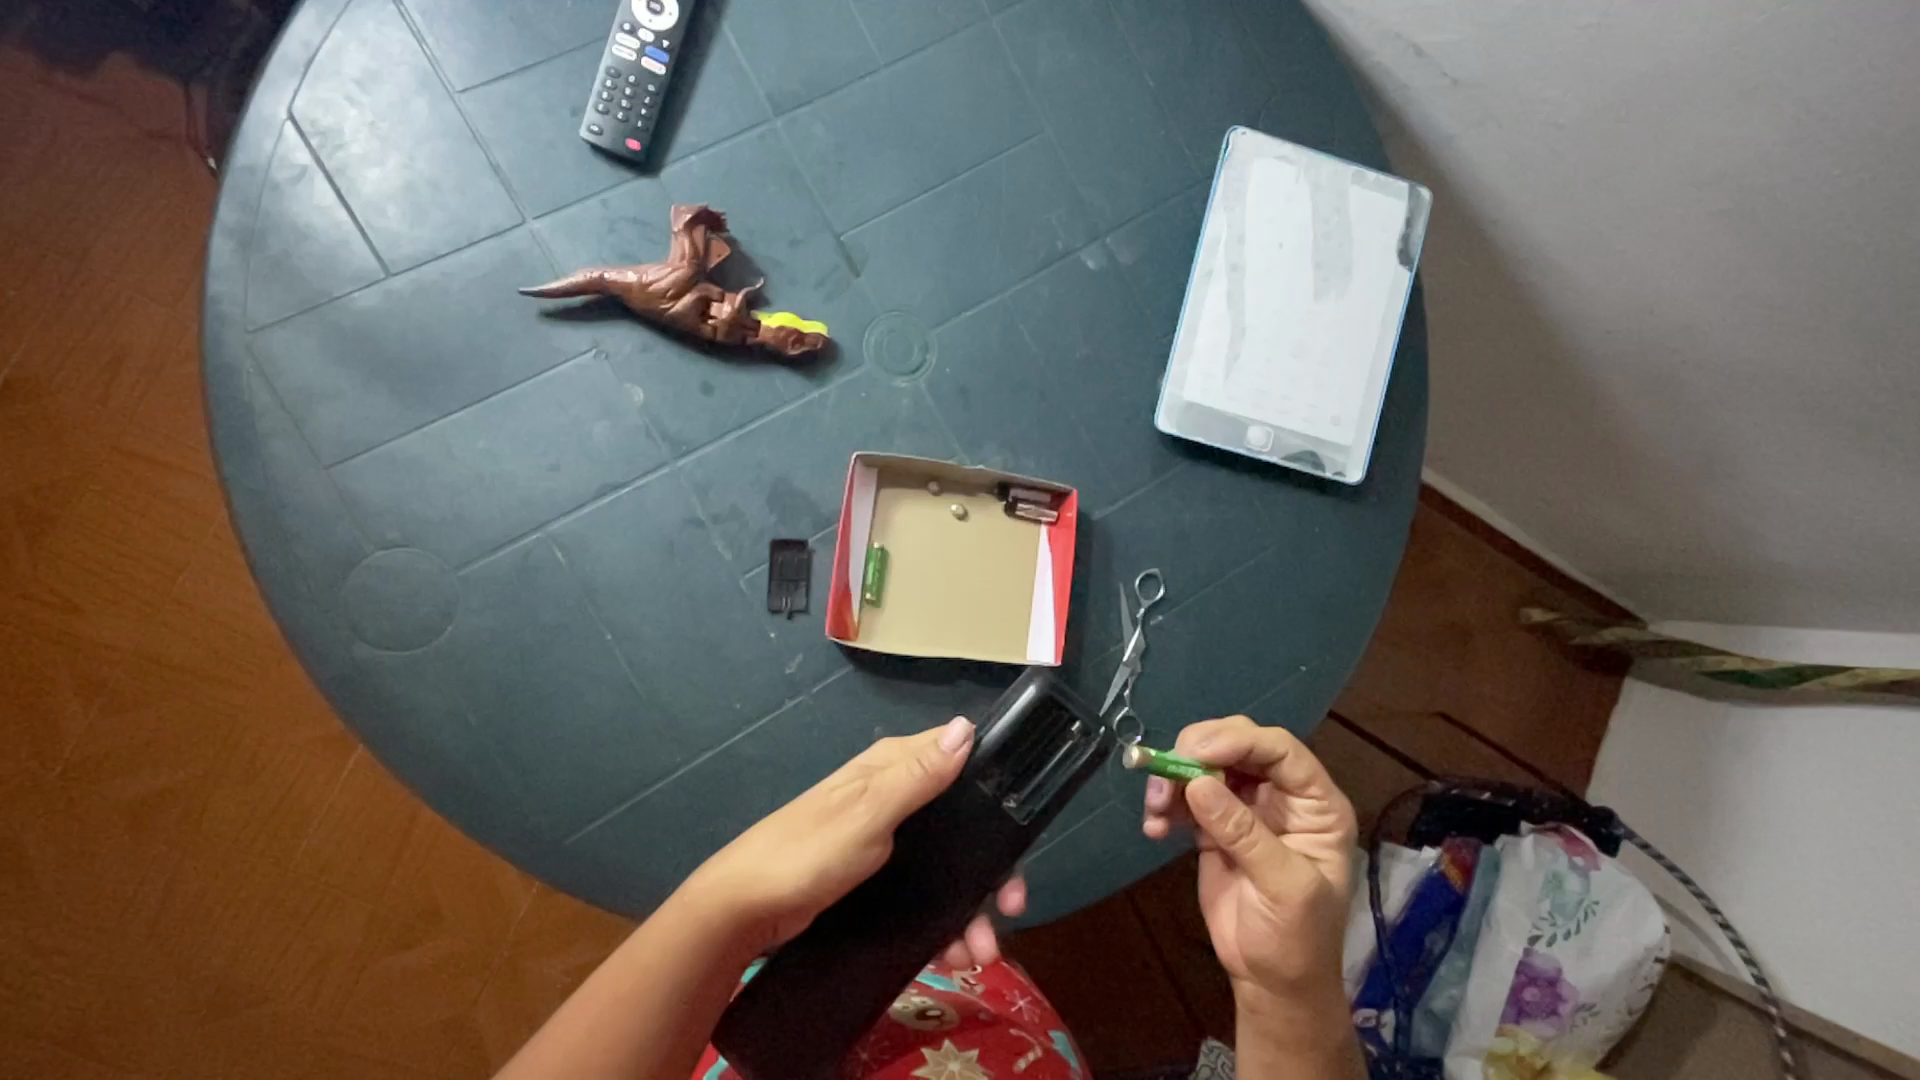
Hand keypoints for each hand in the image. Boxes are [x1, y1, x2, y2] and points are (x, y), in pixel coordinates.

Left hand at [684, 717, 1024, 963]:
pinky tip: (952, 951)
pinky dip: (944, 919)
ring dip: (971, 905)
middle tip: (1012, 906)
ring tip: (981, 951)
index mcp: (893, 767)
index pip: (959, 755)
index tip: (1024, 829)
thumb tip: (967, 727)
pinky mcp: (878, 875)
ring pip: (947, 863)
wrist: (746, 910)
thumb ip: (917, 775)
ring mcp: (886, 837)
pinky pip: (925, 892)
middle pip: (963, 820)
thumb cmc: (808, 852)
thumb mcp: (868, 812)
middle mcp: (894, 794)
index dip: (996, 786)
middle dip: (991, 866)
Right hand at [1140, 716, 1355, 1005]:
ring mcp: (1246, 806)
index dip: (1238, 741)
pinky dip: (1166, 803)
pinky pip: (1186, 794)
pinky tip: (1155, 827)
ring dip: (1173, 778)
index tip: (1195, 752)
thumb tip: (1197, 784)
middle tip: (1167, 772)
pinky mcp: (1214, 823)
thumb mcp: (1282, 887)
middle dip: (1197, 752)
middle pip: (1237, 745)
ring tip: (1155, 808)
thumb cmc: (1296, 938)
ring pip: (1205, 764)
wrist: (1271, 981)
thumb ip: (1242, 833)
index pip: (1280, 750)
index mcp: (1315, 803)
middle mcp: (1282, 795)